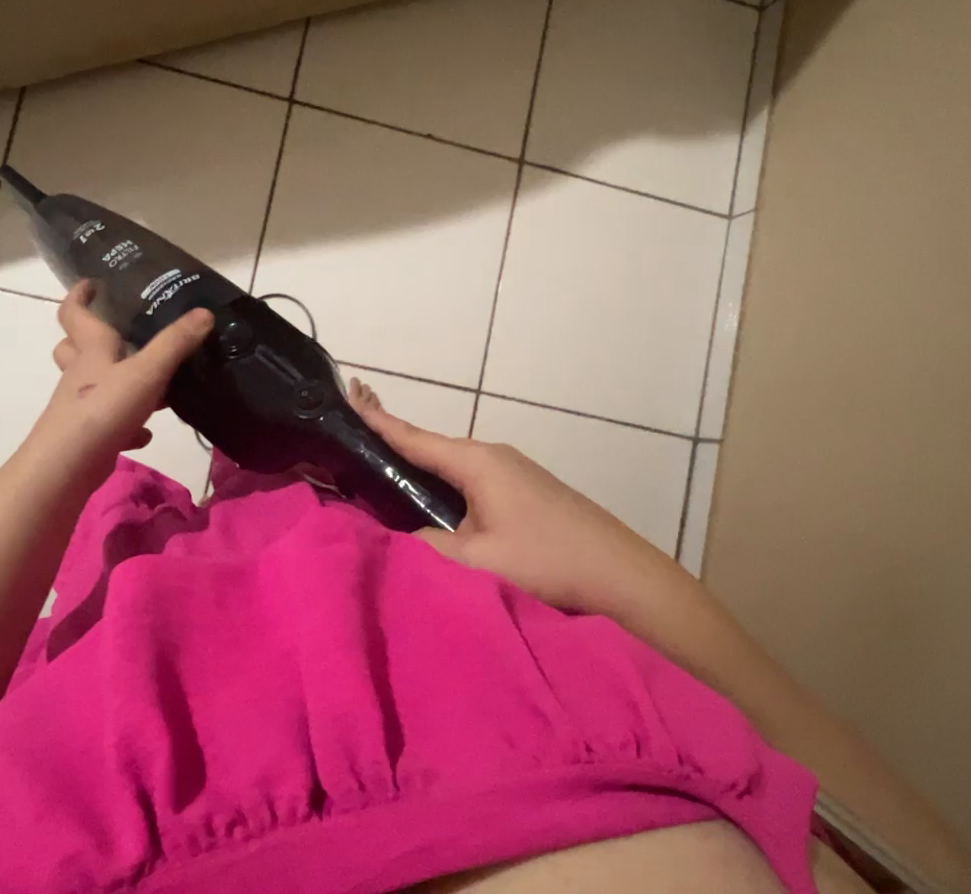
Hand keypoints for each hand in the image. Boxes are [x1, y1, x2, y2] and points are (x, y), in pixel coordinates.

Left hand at [27, 281, 213, 479]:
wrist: (69, 465)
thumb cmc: (104, 408)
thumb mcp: (147, 371)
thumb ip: (175, 343)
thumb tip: (204, 313)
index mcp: (91, 351)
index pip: (75, 314)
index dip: (80, 296)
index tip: (91, 283)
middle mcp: (82, 374)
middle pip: (74, 349)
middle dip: (88, 338)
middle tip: (117, 332)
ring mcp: (82, 406)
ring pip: (94, 385)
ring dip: (115, 381)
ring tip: (147, 384)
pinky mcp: (89, 436)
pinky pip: (110, 423)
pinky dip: (127, 425)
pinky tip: (146, 433)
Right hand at [347, 378, 676, 617]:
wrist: (622, 573)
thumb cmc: (548, 560)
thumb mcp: (477, 560)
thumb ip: (430, 545)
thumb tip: (404, 537)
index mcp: (477, 462)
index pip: (414, 436)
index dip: (378, 420)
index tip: (348, 396)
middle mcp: (493, 456)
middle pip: (431, 449)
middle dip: (394, 448)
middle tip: (353, 449)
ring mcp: (514, 471)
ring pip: (453, 469)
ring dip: (421, 474)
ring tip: (384, 481)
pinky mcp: (526, 490)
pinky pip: (473, 482)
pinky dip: (446, 488)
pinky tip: (434, 508)